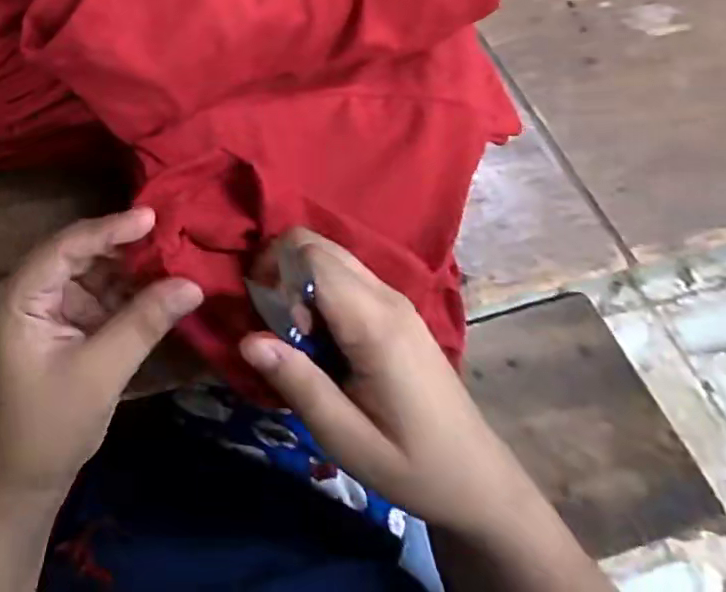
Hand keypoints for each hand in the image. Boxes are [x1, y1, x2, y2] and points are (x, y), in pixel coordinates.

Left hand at [0, 208, 202, 494]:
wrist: (32, 474)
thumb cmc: (54, 423)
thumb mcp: (101, 372)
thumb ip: (143, 323)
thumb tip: (192, 284)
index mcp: (22, 295)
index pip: (67, 247)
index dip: (109, 229)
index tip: (151, 217)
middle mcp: (34, 288)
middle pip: (83, 251)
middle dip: (126, 244)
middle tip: (173, 232)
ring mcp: (54, 303)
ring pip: (98, 268)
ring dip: (134, 265)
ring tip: (176, 253)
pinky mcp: (73, 318)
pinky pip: (105, 292)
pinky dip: (133, 289)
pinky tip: (164, 283)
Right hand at [238, 228, 527, 535]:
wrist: (478, 481)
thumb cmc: (411, 466)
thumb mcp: (347, 439)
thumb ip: (298, 384)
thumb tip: (247, 340)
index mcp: (374, 324)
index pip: (311, 256)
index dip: (275, 273)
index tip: (268, 320)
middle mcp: (385, 296)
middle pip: (316, 244)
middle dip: (279, 267)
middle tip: (272, 321)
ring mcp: (394, 298)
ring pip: (328, 254)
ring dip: (297, 278)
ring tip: (296, 333)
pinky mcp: (394, 308)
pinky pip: (343, 274)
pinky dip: (316, 287)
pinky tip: (319, 336)